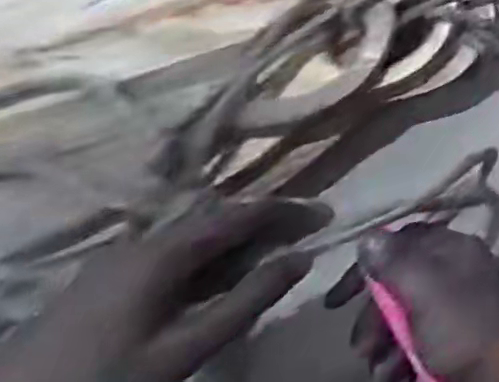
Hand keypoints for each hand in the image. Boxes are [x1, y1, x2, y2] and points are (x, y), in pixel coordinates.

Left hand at [0, 200, 327, 381]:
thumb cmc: (102, 380)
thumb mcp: (186, 348)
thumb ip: (251, 298)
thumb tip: (305, 256)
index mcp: (167, 250)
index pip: (248, 212)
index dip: (293, 211)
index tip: (329, 218)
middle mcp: (140, 244)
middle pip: (217, 219)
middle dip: (264, 224)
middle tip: (299, 237)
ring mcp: (109, 265)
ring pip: (190, 237)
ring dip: (232, 242)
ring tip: (260, 259)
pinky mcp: (92, 286)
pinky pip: (164, 254)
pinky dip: (200, 257)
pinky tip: (207, 280)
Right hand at [329, 225, 498, 381]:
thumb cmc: (469, 323)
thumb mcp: (428, 290)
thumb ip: (399, 264)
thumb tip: (369, 235)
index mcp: (452, 251)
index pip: (402, 243)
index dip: (365, 268)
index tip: (334, 303)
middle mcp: (453, 272)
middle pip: (394, 289)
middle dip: (372, 322)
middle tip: (367, 349)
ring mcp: (453, 306)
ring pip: (400, 324)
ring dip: (384, 350)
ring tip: (389, 370)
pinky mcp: (453, 337)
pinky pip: (413, 346)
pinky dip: (401, 363)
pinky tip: (401, 377)